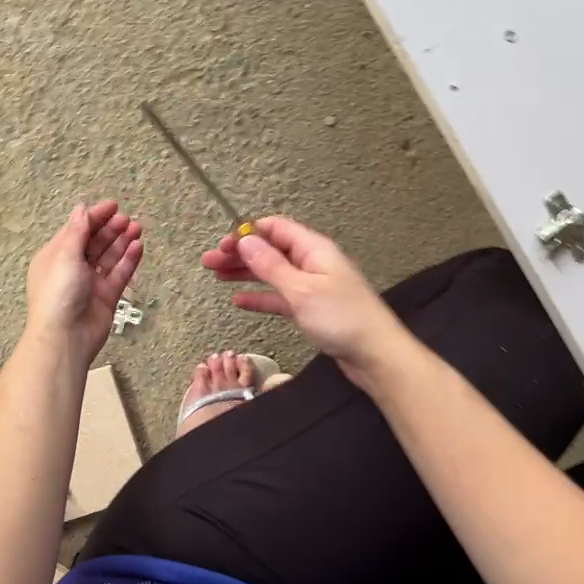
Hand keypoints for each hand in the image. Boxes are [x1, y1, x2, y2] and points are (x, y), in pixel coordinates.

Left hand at [26, 200, 143, 358]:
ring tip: (137, 228)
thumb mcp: (64, 256)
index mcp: (55, 256)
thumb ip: (77, 231)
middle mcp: (73, 267)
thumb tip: (81, 208)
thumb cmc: (58, 294)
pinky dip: (129, 260)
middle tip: (127, 219)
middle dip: (110, 228)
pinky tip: (138, 247)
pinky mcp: (107, 296)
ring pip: (109, 257)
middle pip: (94, 242)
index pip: (77, 230)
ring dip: (122, 241)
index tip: (113, 206)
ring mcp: (91, 282)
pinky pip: (120, 274)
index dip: (94, 216)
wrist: (66, 337)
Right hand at [200, 216, 409, 378]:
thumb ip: (271, 265)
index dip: (248, 232)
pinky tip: (239, 301)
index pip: (277, 228)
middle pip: (271, 250)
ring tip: (216, 275)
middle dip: (241, 253)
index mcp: (314, 249)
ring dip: (246, 273)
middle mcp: (313, 263)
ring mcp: (313, 287)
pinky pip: (281, 297)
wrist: (375, 354)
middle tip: (209, 261)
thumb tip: (245, 240)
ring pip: (273, 274)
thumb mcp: (301, 289)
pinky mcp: (312, 310)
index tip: (223, 243)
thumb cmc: (342, 318)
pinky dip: (261, 297)